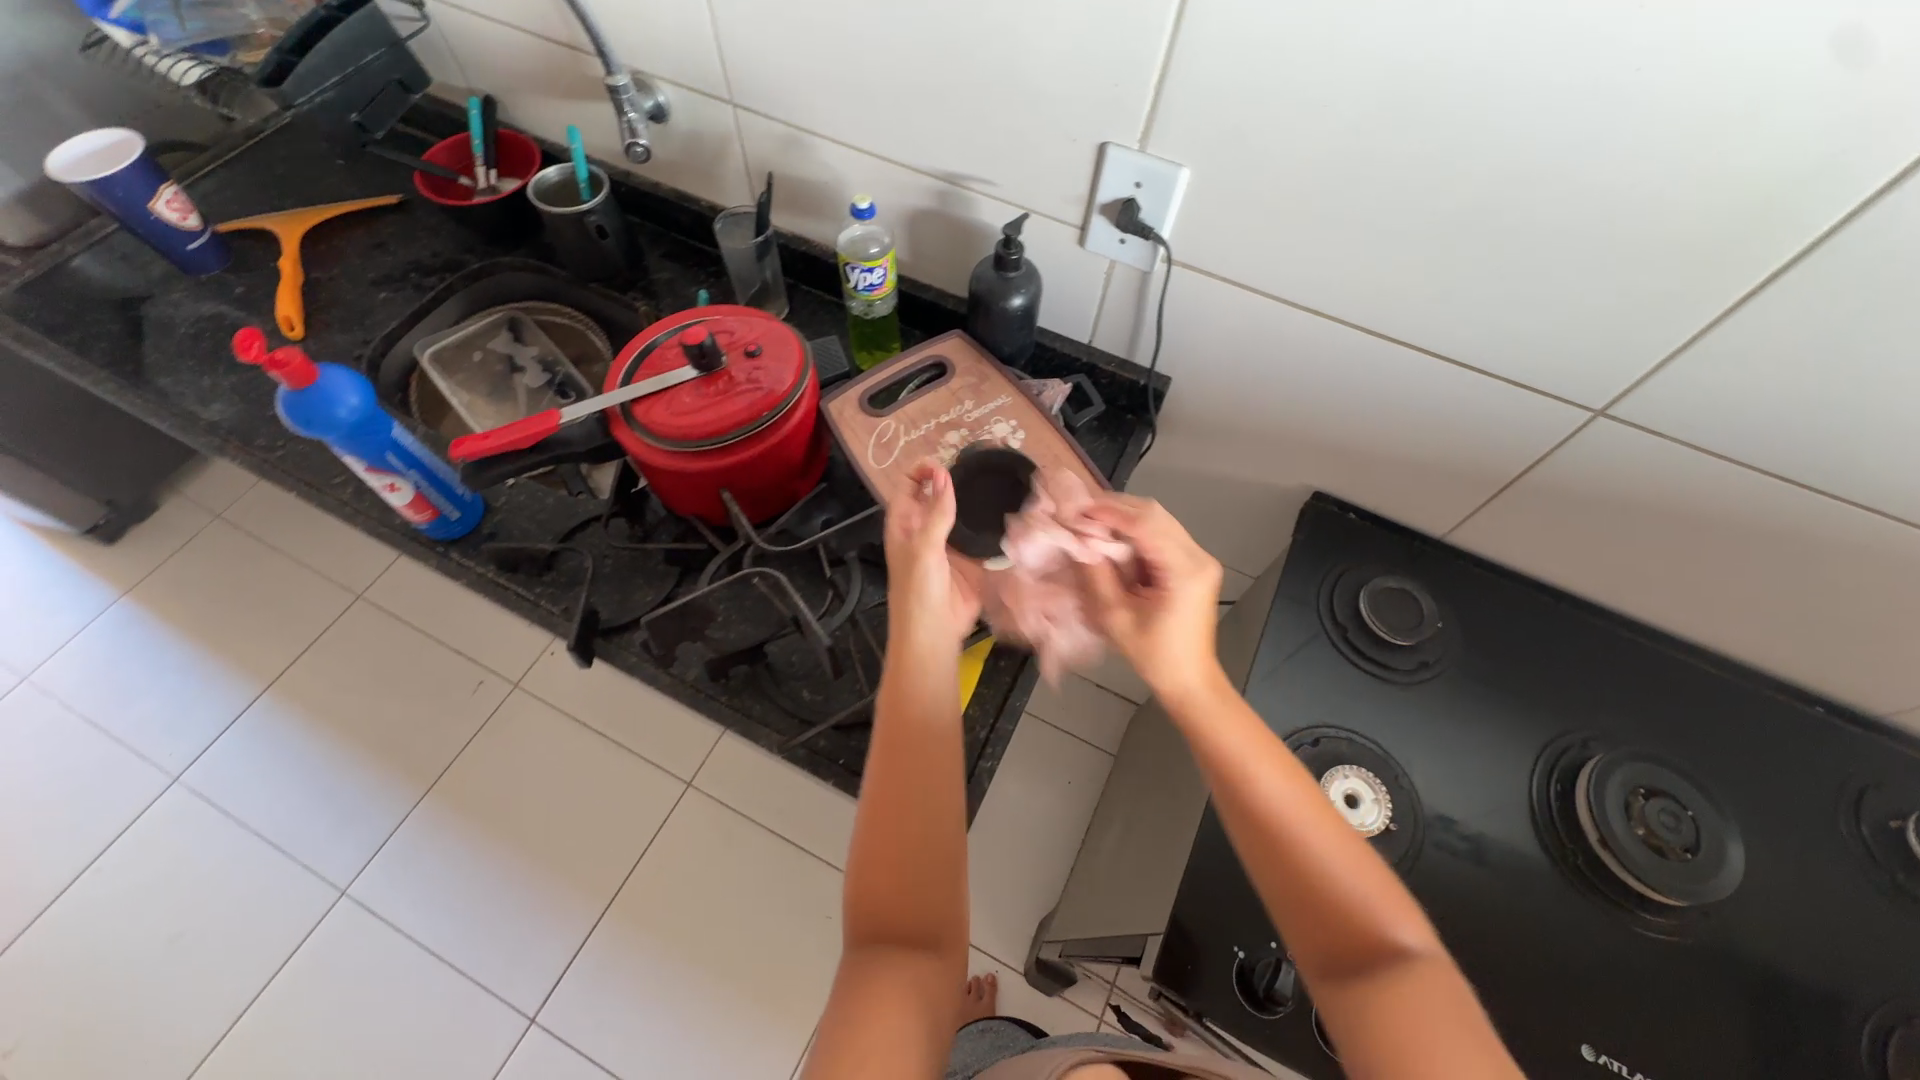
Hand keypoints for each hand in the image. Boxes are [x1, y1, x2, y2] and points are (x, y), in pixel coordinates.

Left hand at [883, 462, 981, 648]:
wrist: (935, 634)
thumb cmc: (918, 591)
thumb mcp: (924, 548)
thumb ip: (936, 512)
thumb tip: (943, 474)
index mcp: (905, 522)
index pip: (909, 484)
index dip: (923, 469)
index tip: (946, 464)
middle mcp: (927, 528)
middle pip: (939, 494)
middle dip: (955, 479)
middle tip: (981, 465)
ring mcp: (951, 543)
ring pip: (964, 512)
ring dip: (977, 500)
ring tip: (999, 480)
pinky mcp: (973, 558)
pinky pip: (984, 535)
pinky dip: (994, 525)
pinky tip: (1010, 510)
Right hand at [1078, 494, 1224, 700]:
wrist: (1190, 679)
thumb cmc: (1155, 656)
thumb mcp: (1117, 618)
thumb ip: (1098, 575)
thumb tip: (1080, 542)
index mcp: (1185, 570)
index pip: (1146, 524)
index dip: (1111, 512)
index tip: (1079, 509)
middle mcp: (1198, 556)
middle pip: (1155, 514)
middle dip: (1117, 509)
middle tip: (1082, 511)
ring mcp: (1200, 558)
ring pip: (1159, 520)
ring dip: (1126, 518)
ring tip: (1093, 522)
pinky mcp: (1195, 564)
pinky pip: (1163, 535)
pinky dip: (1136, 532)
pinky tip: (1114, 538)